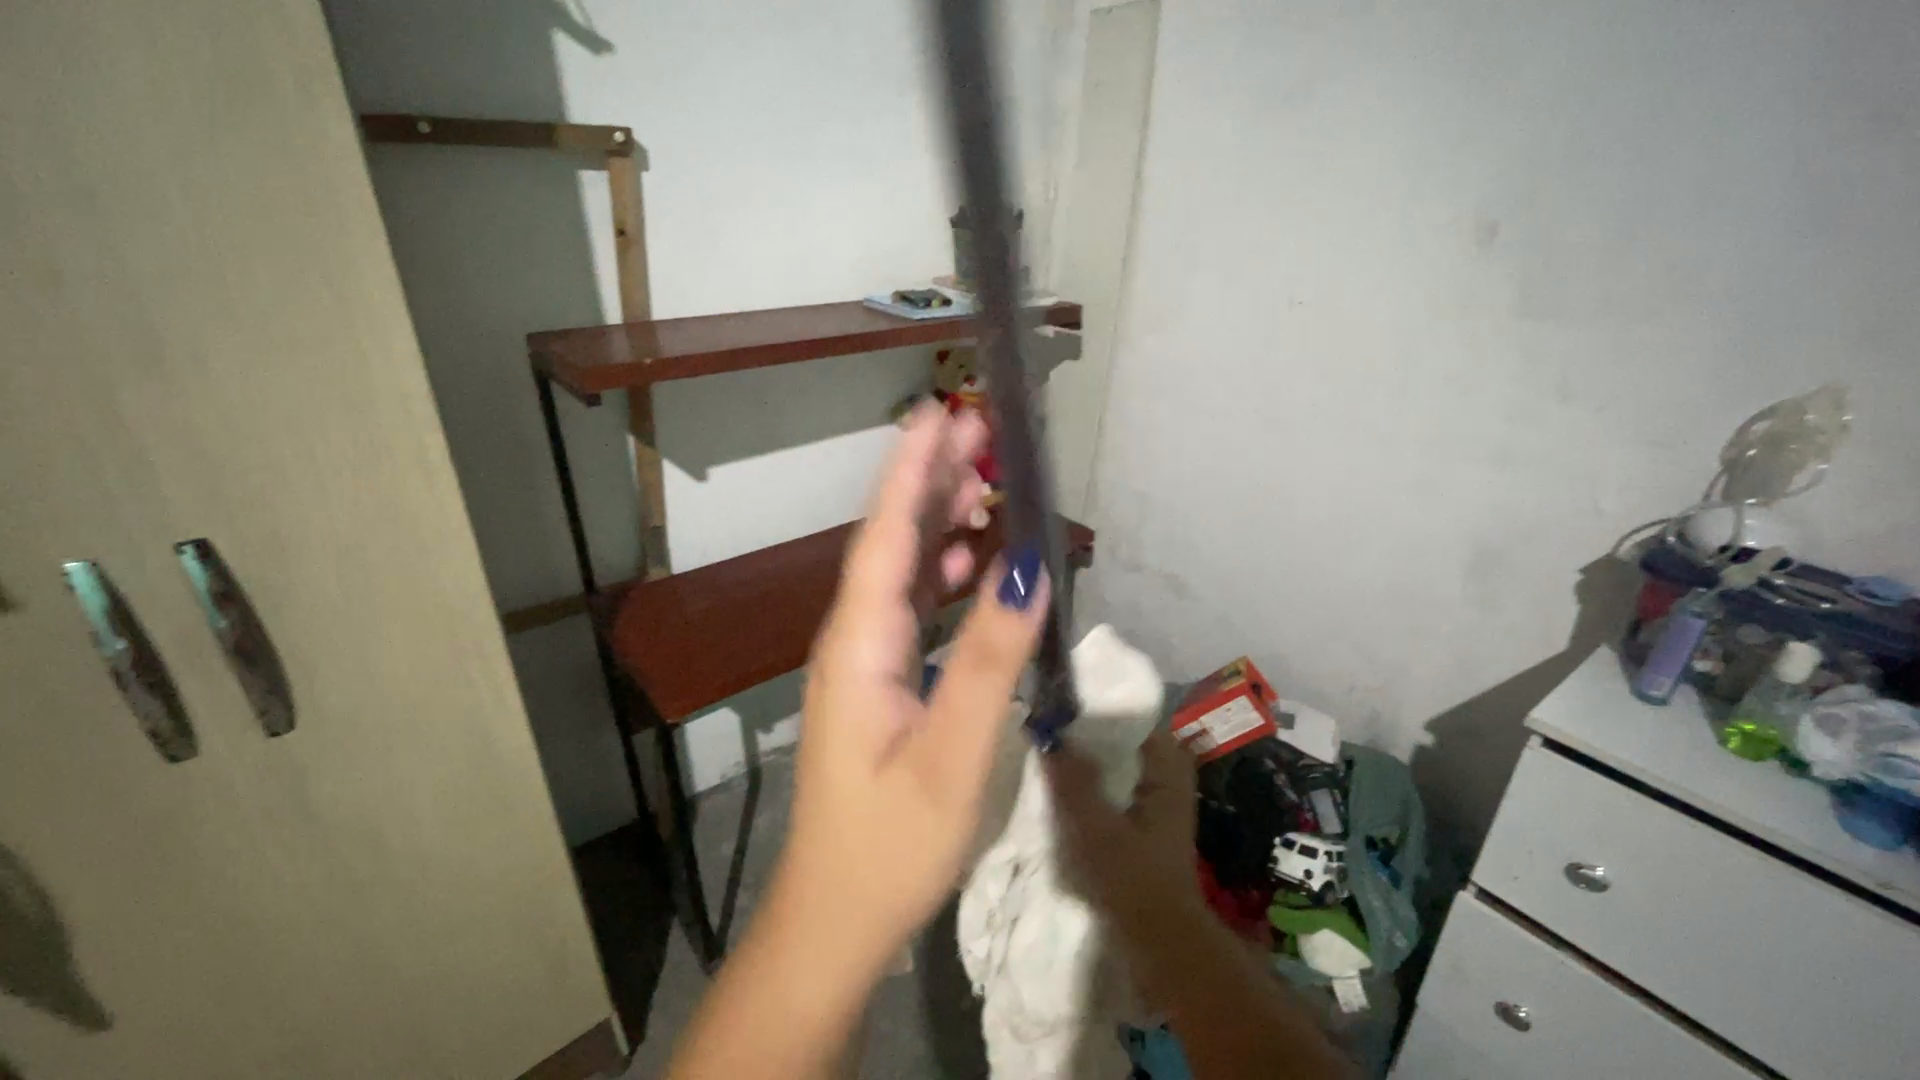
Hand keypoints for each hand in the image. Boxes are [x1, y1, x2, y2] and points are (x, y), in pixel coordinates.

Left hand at [773, 402, 1049, 968]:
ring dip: (942, 524)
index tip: (939, 410)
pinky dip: (946, 578)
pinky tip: (975, 568)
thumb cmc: (891, 842)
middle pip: (894, 542)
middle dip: (932, 481)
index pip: (888, 535)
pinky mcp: (881, 687)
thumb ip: (989, 658)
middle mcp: (854, 640)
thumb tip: (1027, 566)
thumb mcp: (953, 753)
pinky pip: (914, 611)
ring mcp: (865, 664)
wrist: (836, 917)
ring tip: (986, 482)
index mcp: (860, 643)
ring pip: (904, 574)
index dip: (912, 470)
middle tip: (981, 430)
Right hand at [1048, 727, 1203, 932]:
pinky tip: (1060, 789)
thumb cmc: (1131, 881)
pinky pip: (1112, 788)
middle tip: (1045, 729)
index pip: (1132, 719)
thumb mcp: (1096, 829)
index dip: (1096, 710)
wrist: (1159, 943)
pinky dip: (1089, 784)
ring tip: (1047, 753)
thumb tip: (1050, 735)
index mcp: (1167, 770)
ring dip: (1085, 762)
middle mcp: (1167, 778)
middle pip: (1122, 740)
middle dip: (1085, 735)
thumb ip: (1073, 782)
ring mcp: (1155, 801)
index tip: (1058, 706)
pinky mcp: (1141, 823)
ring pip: (1115, 765)